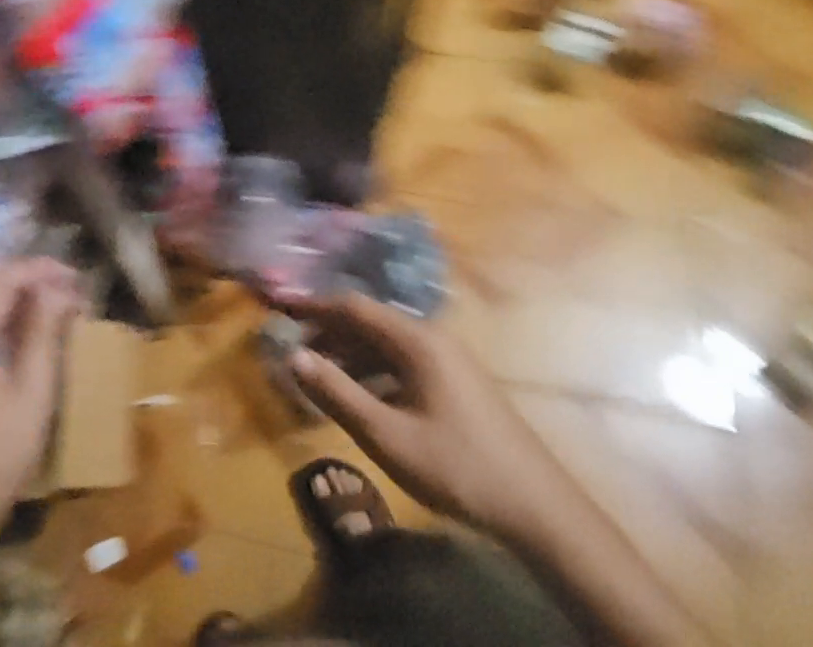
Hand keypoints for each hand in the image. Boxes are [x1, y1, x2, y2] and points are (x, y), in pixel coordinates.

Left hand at [0, 257, 82, 595]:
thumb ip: (42, 331)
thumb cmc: (0, 453)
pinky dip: (7, 314)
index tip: (77, 275)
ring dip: (21, 294)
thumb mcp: (32, 390)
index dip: (39, 270)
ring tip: (62, 300)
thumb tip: (59, 286)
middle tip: (74, 286)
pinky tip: (35, 322)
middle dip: (31, 278)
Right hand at [278, 293, 570, 543]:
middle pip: (369, 323)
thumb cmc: (456, 466)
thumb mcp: (386, 434)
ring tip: (314, 378)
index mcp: (417, 342)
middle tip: (290, 351)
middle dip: (327, 333)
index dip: (312, 306)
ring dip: (348, 356)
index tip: (277, 309)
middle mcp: (432, 340)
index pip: (353, 307)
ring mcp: (448, 361)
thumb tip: (292, 355)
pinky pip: (402, 365)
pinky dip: (371, 374)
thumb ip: (337, 393)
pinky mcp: (455, 384)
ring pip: (385, 346)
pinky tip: (356, 399)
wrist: (534, 506)